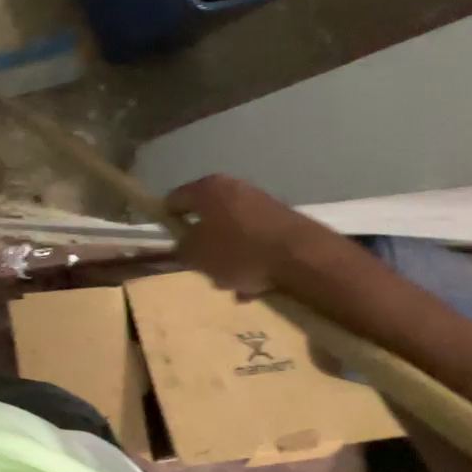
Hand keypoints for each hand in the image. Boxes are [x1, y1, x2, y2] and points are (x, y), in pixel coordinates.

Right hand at [166, 174, 320, 297]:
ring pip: (232, 230)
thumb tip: (182, 245)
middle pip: (206, 216)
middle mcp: (232, 187)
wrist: (302, 257)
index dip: (168, 221)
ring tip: (232, 282)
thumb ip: (182, 249)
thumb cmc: (240, 251)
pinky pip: (255, 239)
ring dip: (228, 254)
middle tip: (203, 267)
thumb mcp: (198, 256)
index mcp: (206, 189)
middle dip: (203, 243)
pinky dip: (251, 257)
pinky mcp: (282, 218)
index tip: (171, 243)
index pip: (174, 200)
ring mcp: (260, 201)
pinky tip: (256, 284)